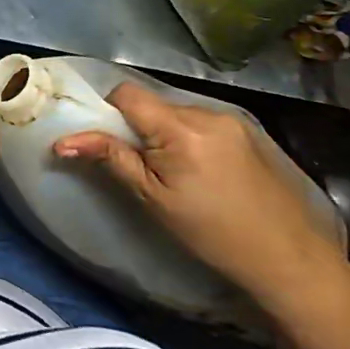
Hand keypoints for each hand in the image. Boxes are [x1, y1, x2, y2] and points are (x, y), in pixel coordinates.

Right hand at [54, 83, 344, 306]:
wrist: (287, 256)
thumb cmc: (211, 234)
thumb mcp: (154, 200)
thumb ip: (111, 160)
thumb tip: (62, 142)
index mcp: (180, 128)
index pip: (127, 93)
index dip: (109, 110)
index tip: (109, 142)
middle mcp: (206, 112)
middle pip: (153, 102)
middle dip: (139, 126)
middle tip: (142, 166)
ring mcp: (231, 118)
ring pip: (177, 111)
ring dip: (165, 131)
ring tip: (175, 173)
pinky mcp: (247, 129)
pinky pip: (202, 120)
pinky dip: (189, 137)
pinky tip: (202, 171)